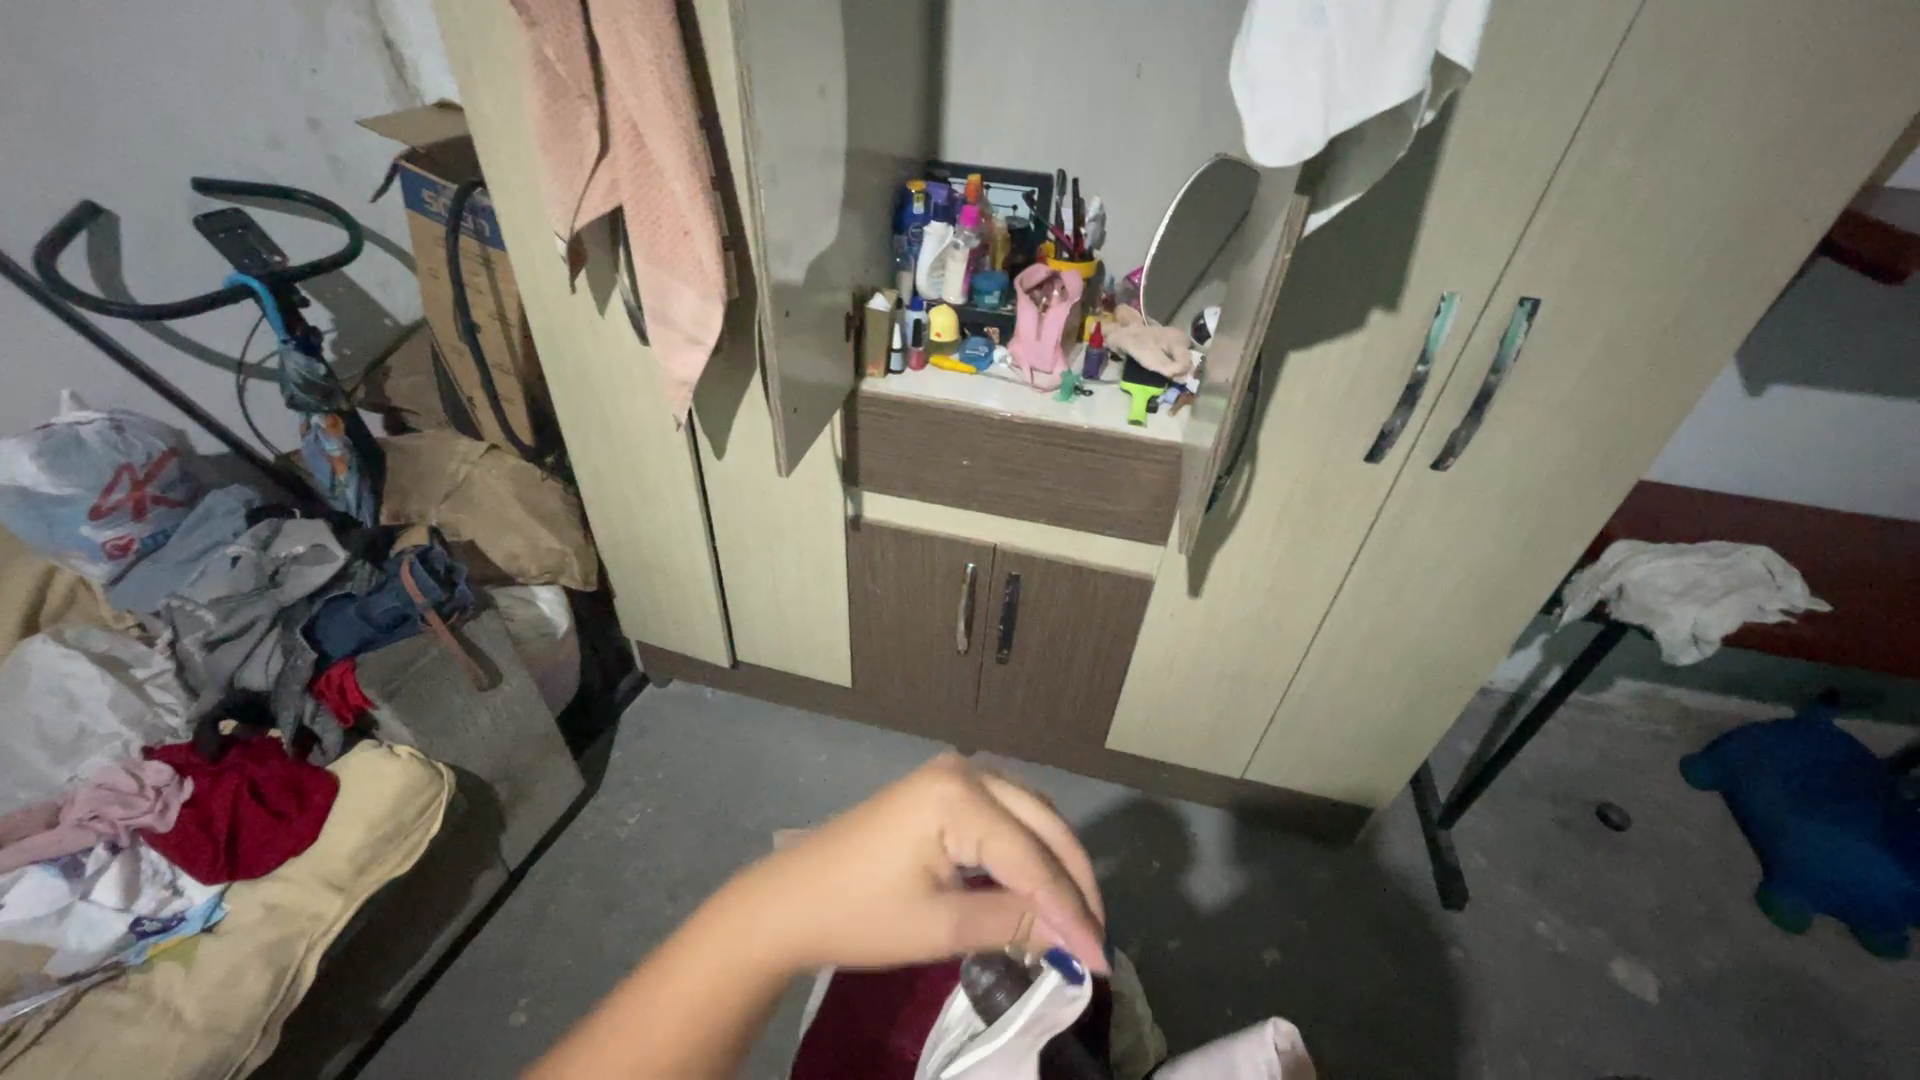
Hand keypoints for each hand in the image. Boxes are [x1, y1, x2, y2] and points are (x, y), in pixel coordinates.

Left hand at [731, 753, 1108, 975]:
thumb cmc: (859, 915)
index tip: (1101, 958)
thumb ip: (1014, 922)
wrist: (790, 900)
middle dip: (1073, 881)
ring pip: (1029, 813)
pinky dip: (1026, 848)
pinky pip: (1004, 813)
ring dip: (1054, 861)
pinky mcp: (942, 788)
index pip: (1033, 858)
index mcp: (959, 797)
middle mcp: (964, 770)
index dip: (1072, 910)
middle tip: (1096, 937)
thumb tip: (1076, 938)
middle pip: (1042, 823)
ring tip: (1073, 916)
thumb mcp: (941, 926)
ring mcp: (952, 773)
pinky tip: (1036, 884)